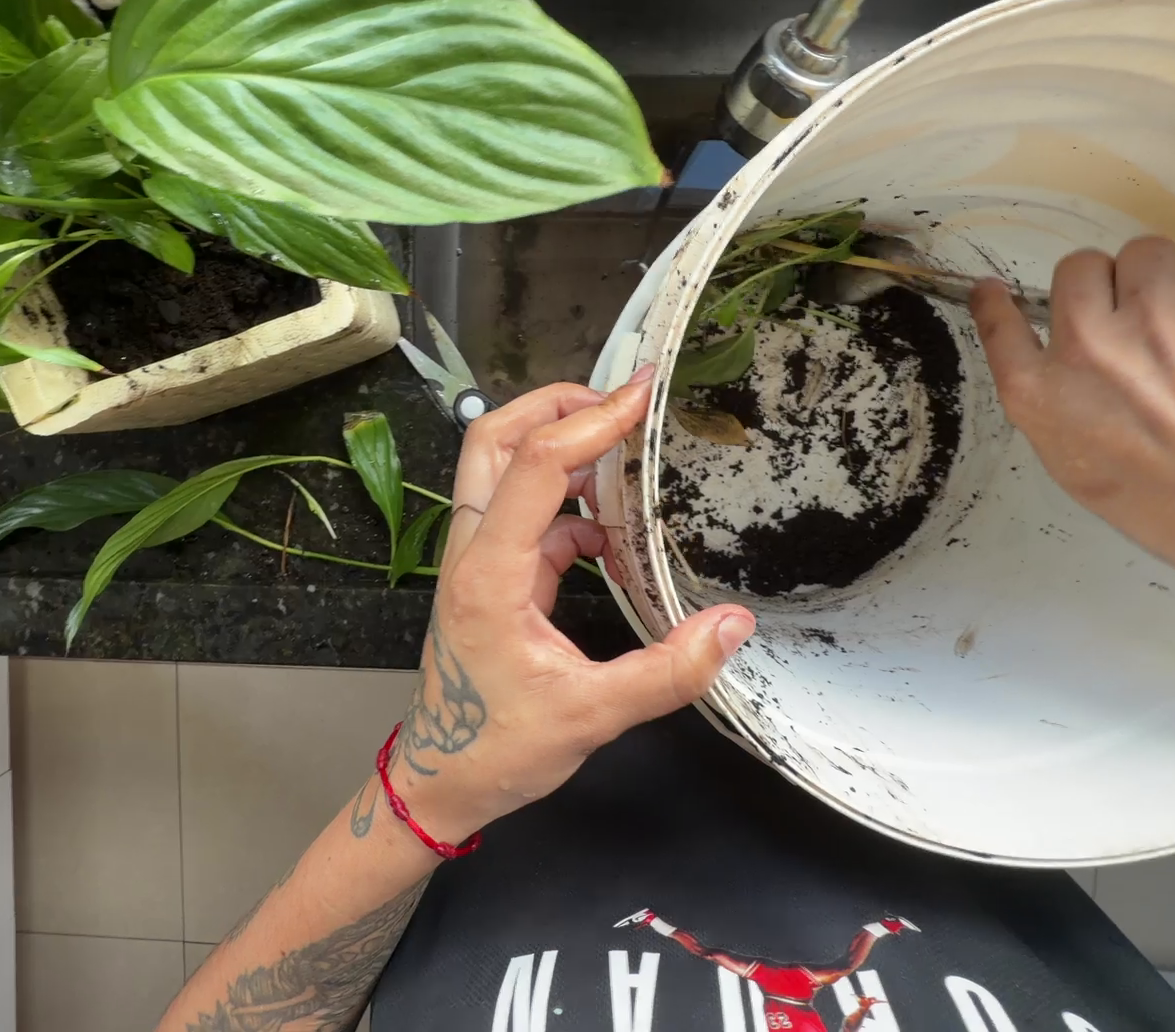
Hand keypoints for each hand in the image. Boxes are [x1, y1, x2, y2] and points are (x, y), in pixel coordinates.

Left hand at [386, 371, 755, 841]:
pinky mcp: (488, 573)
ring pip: (500, 469)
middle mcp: (472, 552)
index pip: (535, 466)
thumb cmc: (499, 749)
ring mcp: (475, 558)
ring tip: (624, 456)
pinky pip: (526, 515)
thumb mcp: (592, 716)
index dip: (591, 422)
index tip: (643, 397)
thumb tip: (734, 625)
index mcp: (490, 574)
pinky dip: (567, 504)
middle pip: (491, 439)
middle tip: (617, 403)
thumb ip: (669, 672)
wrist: (440, 778)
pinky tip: (608, 533)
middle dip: (552, 405)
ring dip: (558, 449)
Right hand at [968, 237, 1174, 609]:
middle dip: (1097, 279)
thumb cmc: (1162, 503)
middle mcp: (1085, 347)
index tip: (991, 288)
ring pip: (1146, 252)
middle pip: (1078, 266)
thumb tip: (1067, 372)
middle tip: (1120, 307)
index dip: (994, 302)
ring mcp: (1156, 321)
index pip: (1001, 327)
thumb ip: (1057, 406)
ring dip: (1155, 275)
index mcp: (1038, 393)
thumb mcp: (1073, 462)